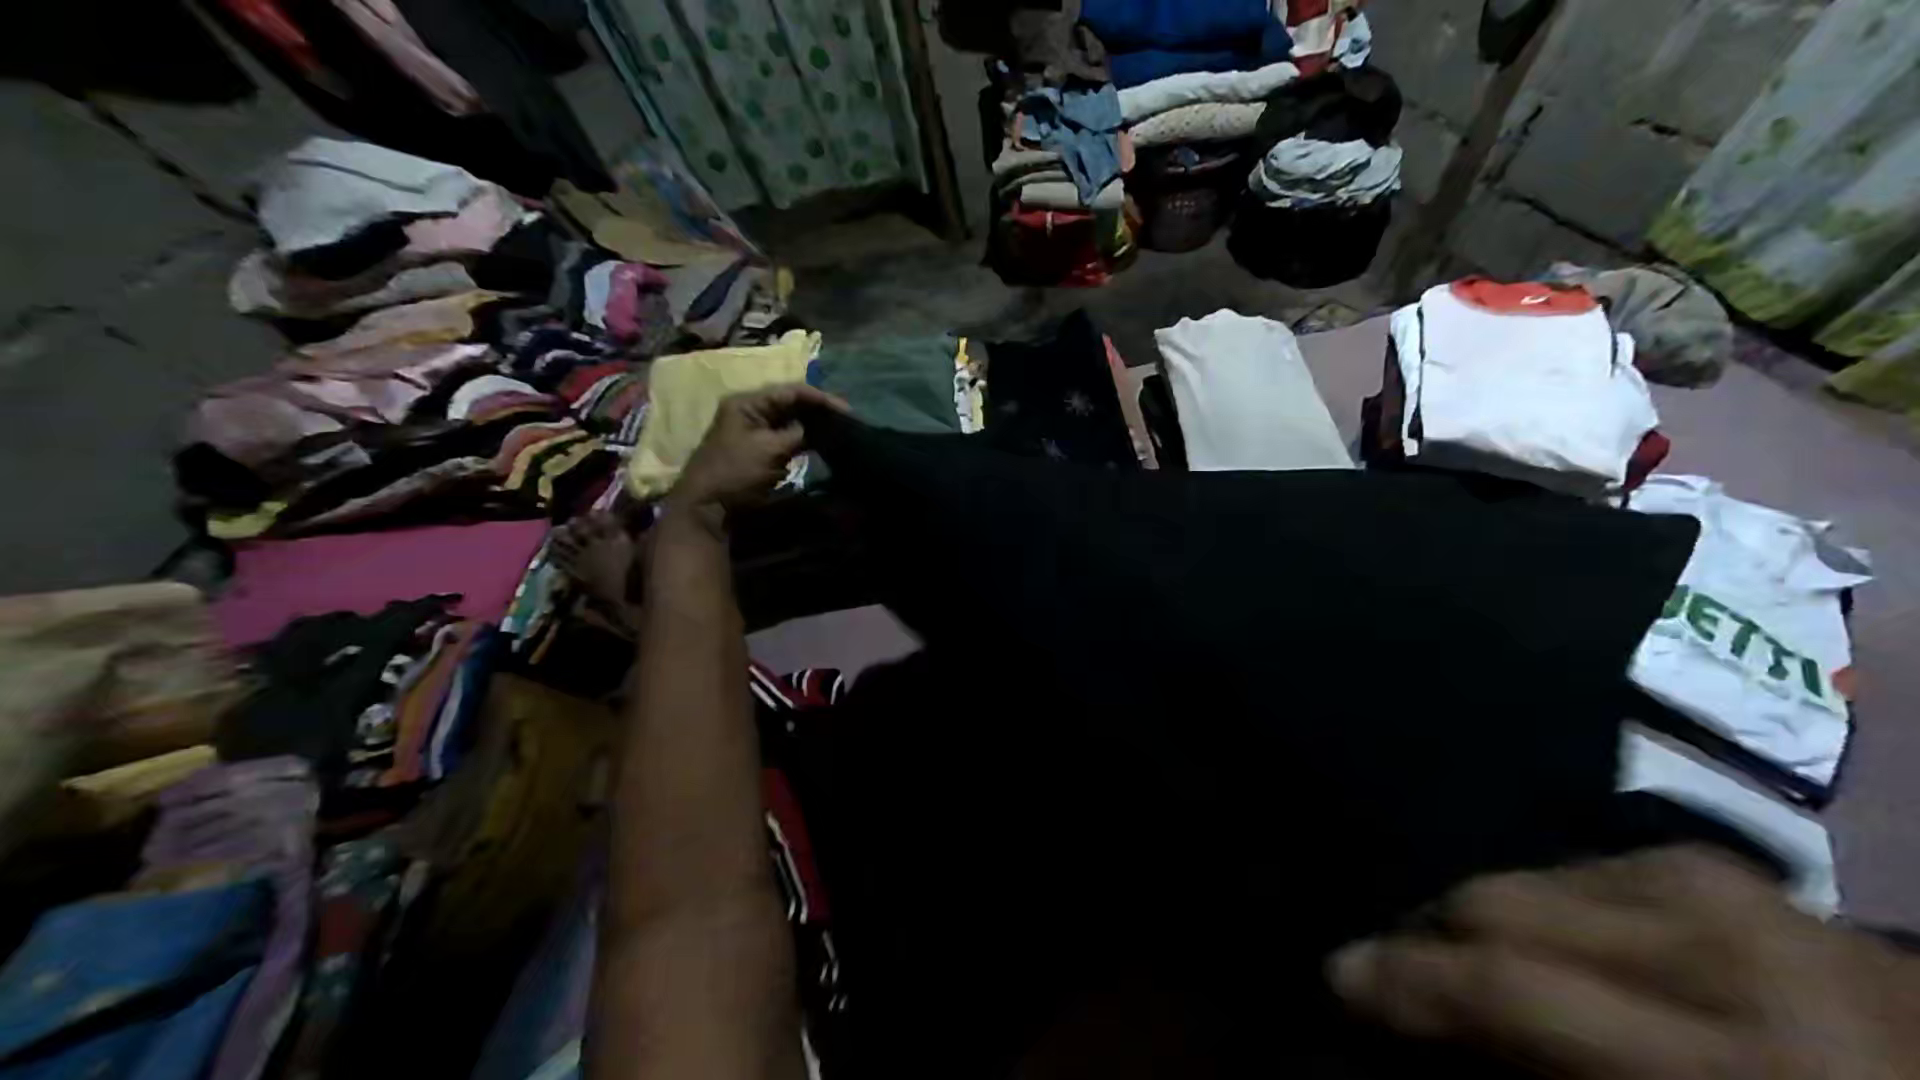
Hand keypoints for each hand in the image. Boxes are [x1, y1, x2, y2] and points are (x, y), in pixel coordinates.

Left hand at [665, 384, 847, 533]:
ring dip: (814, 425)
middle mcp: (751, 411)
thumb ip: (797, 433)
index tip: (847, 411)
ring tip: (840, 431)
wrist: (708, 507)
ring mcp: (755, 431)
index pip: (791, 391)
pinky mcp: (760, 450)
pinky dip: (805, 439)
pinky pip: (787, 437)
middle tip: (847, 421)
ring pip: (791, 421)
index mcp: (748, 403)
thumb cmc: (735, 473)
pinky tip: (824, 444)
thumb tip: (818, 428)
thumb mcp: (770, 449)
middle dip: (819, 411)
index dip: (821, 399)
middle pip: (792, 403)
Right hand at [1330, 846, 1919, 1079]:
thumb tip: (1416, 1030)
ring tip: (1468, 959)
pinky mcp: (1742, 873)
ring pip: (1527, 871)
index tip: (1337, 978)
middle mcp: (1734, 950)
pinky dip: (1544, 898)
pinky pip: (1584, 863)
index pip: (1506, 984)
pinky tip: (1552, 937)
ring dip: (1483, 918)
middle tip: (1393, 972)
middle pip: (1499, 903)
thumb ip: (1532, 1069)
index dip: (1402, 980)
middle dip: (1427, 937)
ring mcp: (1741, 893)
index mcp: (1741, 1053)